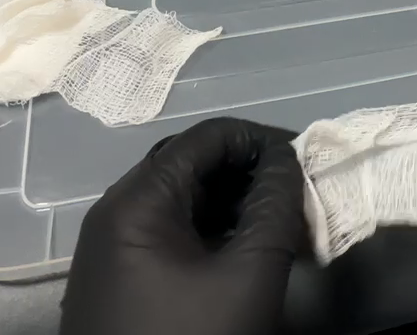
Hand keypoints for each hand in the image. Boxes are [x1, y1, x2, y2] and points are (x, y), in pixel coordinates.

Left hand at [61, 117, 304, 334]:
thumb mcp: (249, 274)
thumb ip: (274, 204)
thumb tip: (288, 159)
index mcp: (137, 201)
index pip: (208, 136)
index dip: (261, 140)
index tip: (304, 160)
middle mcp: (115, 213)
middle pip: (192, 163)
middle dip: (248, 170)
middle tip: (294, 192)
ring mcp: (112, 249)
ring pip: (182, 198)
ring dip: (233, 200)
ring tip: (279, 221)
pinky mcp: (118, 280)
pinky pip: (169, 231)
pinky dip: (211, 229)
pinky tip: (245, 249)